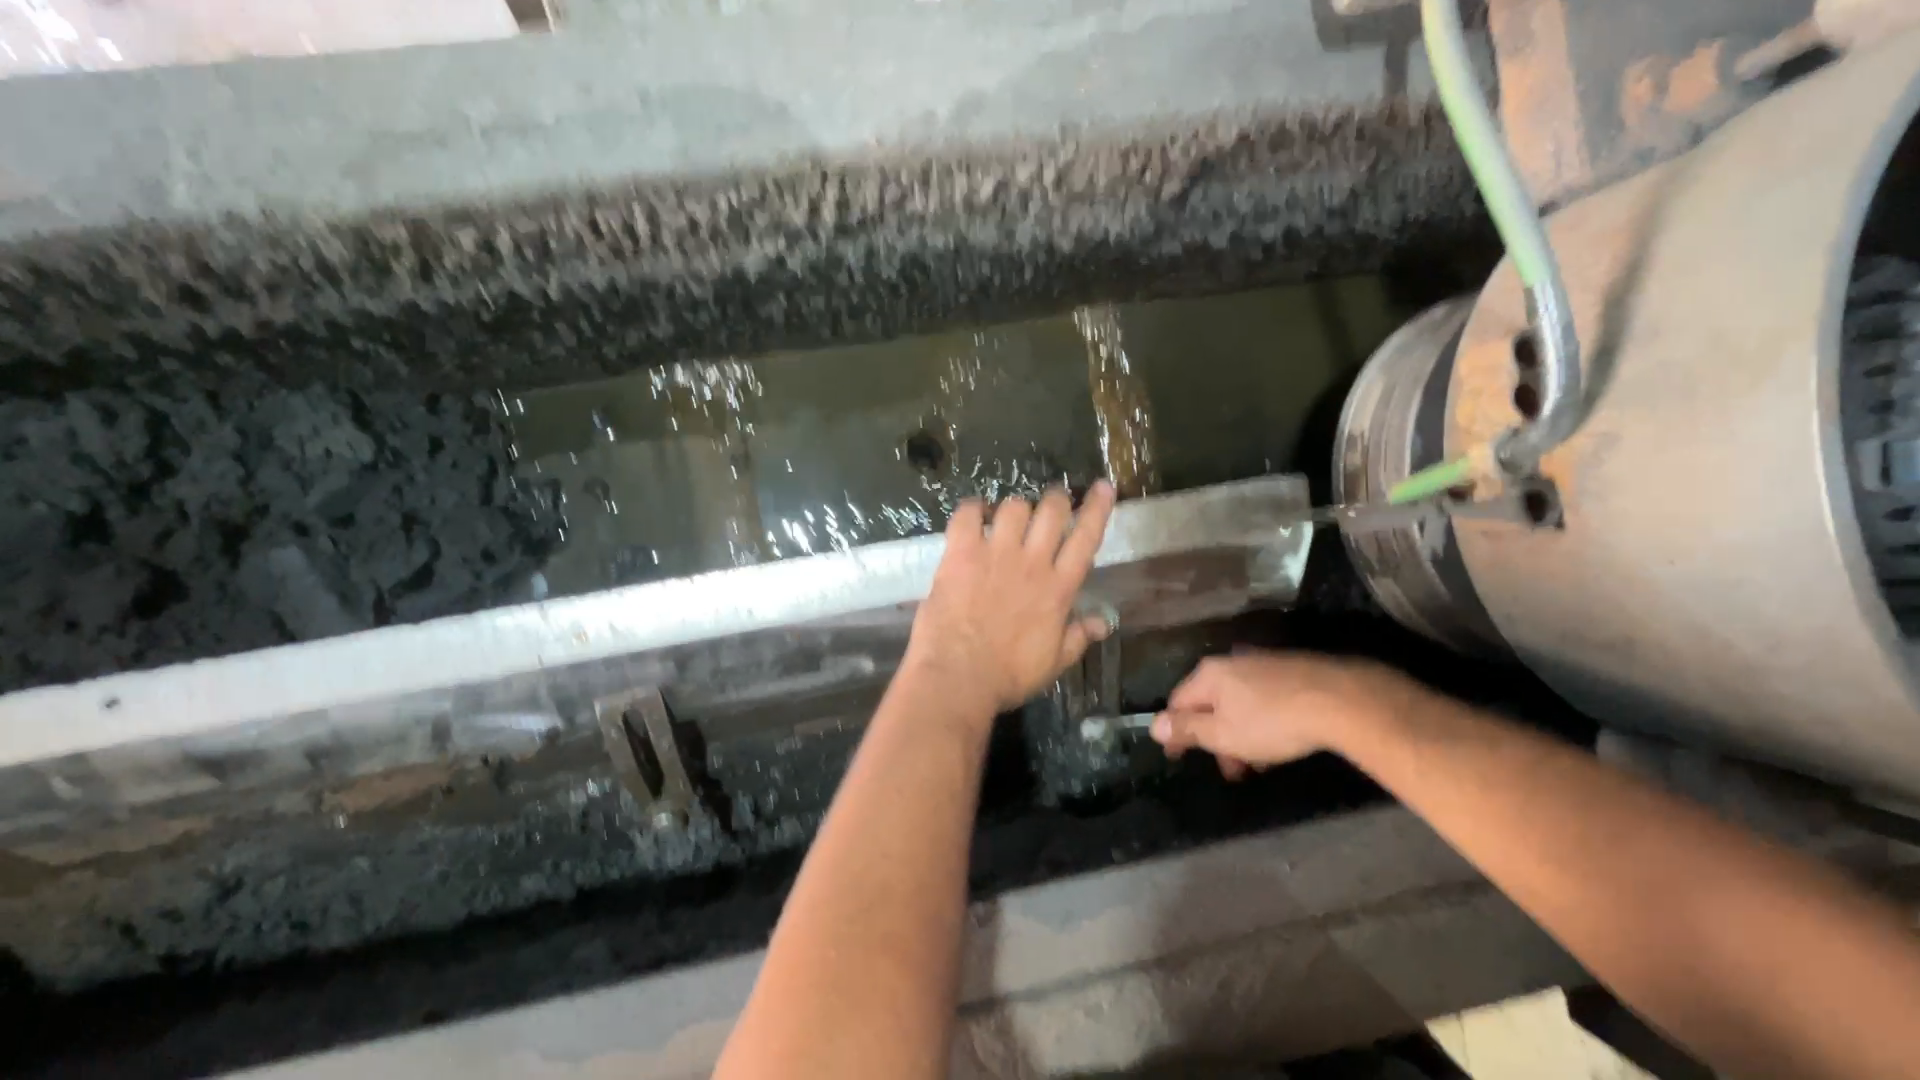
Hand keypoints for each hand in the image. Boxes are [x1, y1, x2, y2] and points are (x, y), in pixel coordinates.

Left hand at [903, 482, 1117, 715]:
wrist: (959, 677)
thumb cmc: (1009, 675)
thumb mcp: (1054, 662)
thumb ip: (1078, 636)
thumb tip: (1103, 622)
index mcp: (1059, 588)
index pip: (1086, 537)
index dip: (1097, 508)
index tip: (1102, 486)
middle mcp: (1032, 562)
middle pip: (1052, 511)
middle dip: (1055, 500)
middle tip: (1052, 503)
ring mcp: (995, 554)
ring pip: (1014, 507)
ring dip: (1016, 508)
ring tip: (1009, 517)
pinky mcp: (961, 553)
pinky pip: (968, 514)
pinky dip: (973, 509)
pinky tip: (974, 515)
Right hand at [1150, 652, 1417, 777]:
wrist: (1339, 700)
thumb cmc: (1272, 722)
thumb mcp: (1223, 734)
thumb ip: (1188, 729)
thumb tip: (1154, 724)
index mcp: (1209, 675)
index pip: (1177, 703)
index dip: (1175, 732)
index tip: (1177, 758)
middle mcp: (1232, 662)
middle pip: (1210, 704)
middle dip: (1215, 740)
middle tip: (1230, 771)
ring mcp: (1263, 664)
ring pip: (1239, 705)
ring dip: (1240, 736)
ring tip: (1258, 764)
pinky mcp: (1290, 671)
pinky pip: (1262, 700)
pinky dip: (1261, 724)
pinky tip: (1279, 745)